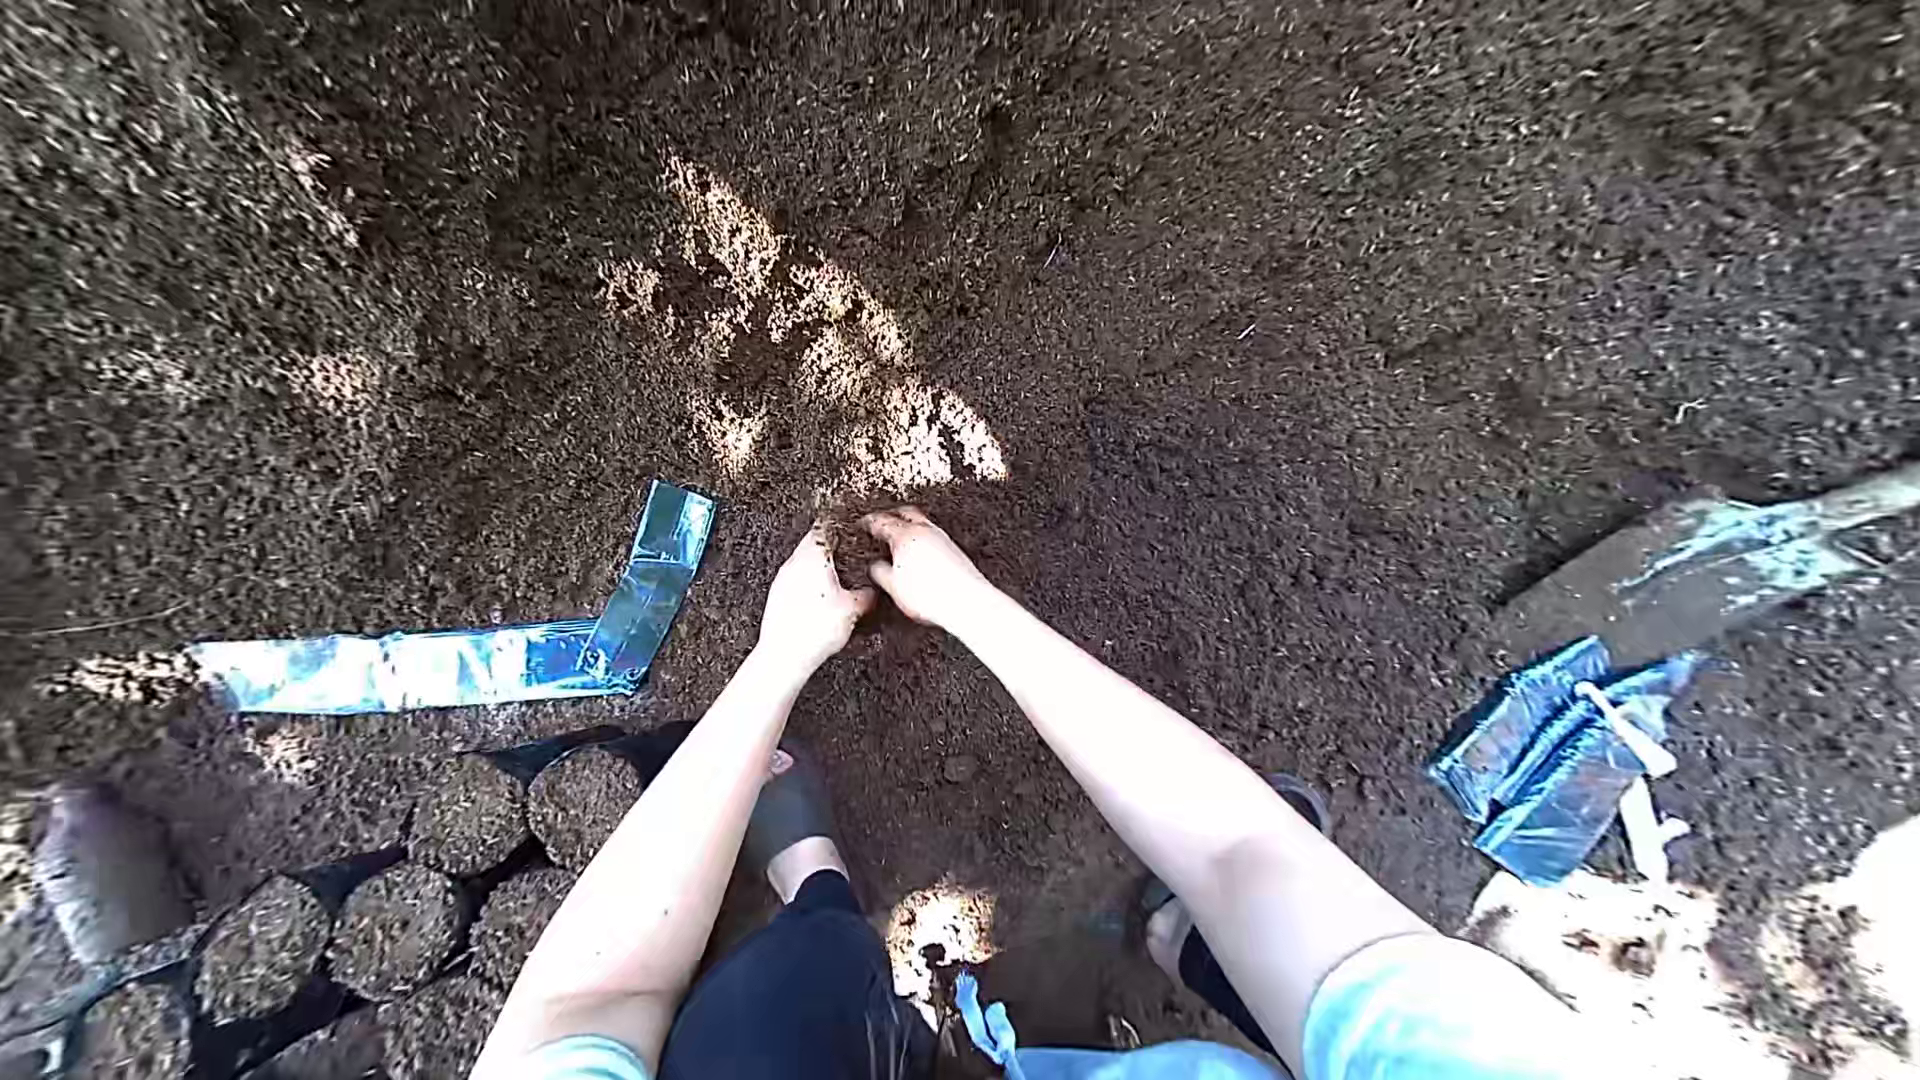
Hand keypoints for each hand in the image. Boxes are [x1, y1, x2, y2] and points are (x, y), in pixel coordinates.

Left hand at [757, 526, 875, 672]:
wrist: (783, 657)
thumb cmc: (814, 631)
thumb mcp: (853, 609)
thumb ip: (867, 595)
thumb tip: (874, 590)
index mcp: (811, 559)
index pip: (823, 527)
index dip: (839, 524)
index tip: (850, 524)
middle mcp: (793, 564)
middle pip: (813, 543)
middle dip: (832, 546)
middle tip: (850, 550)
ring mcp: (783, 580)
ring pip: (804, 561)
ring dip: (821, 564)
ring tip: (839, 574)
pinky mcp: (778, 596)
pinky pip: (797, 578)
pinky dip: (811, 580)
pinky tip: (823, 596)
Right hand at [862, 506, 996, 630]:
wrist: (966, 602)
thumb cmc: (931, 596)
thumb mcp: (893, 586)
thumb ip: (880, 572)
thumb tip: (876, 567)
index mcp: (905, 536)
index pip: (881, 521)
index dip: (869, 521)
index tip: (864, 523)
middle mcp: (925, 531)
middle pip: (905, 512)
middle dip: (891, 514)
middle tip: (882, 520)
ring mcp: (942, 538)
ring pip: (922, 522)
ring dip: (909, 524)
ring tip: (901, 535)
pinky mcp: (954, 549)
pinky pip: (933, 534)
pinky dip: (922, 536)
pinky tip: (921, 550)